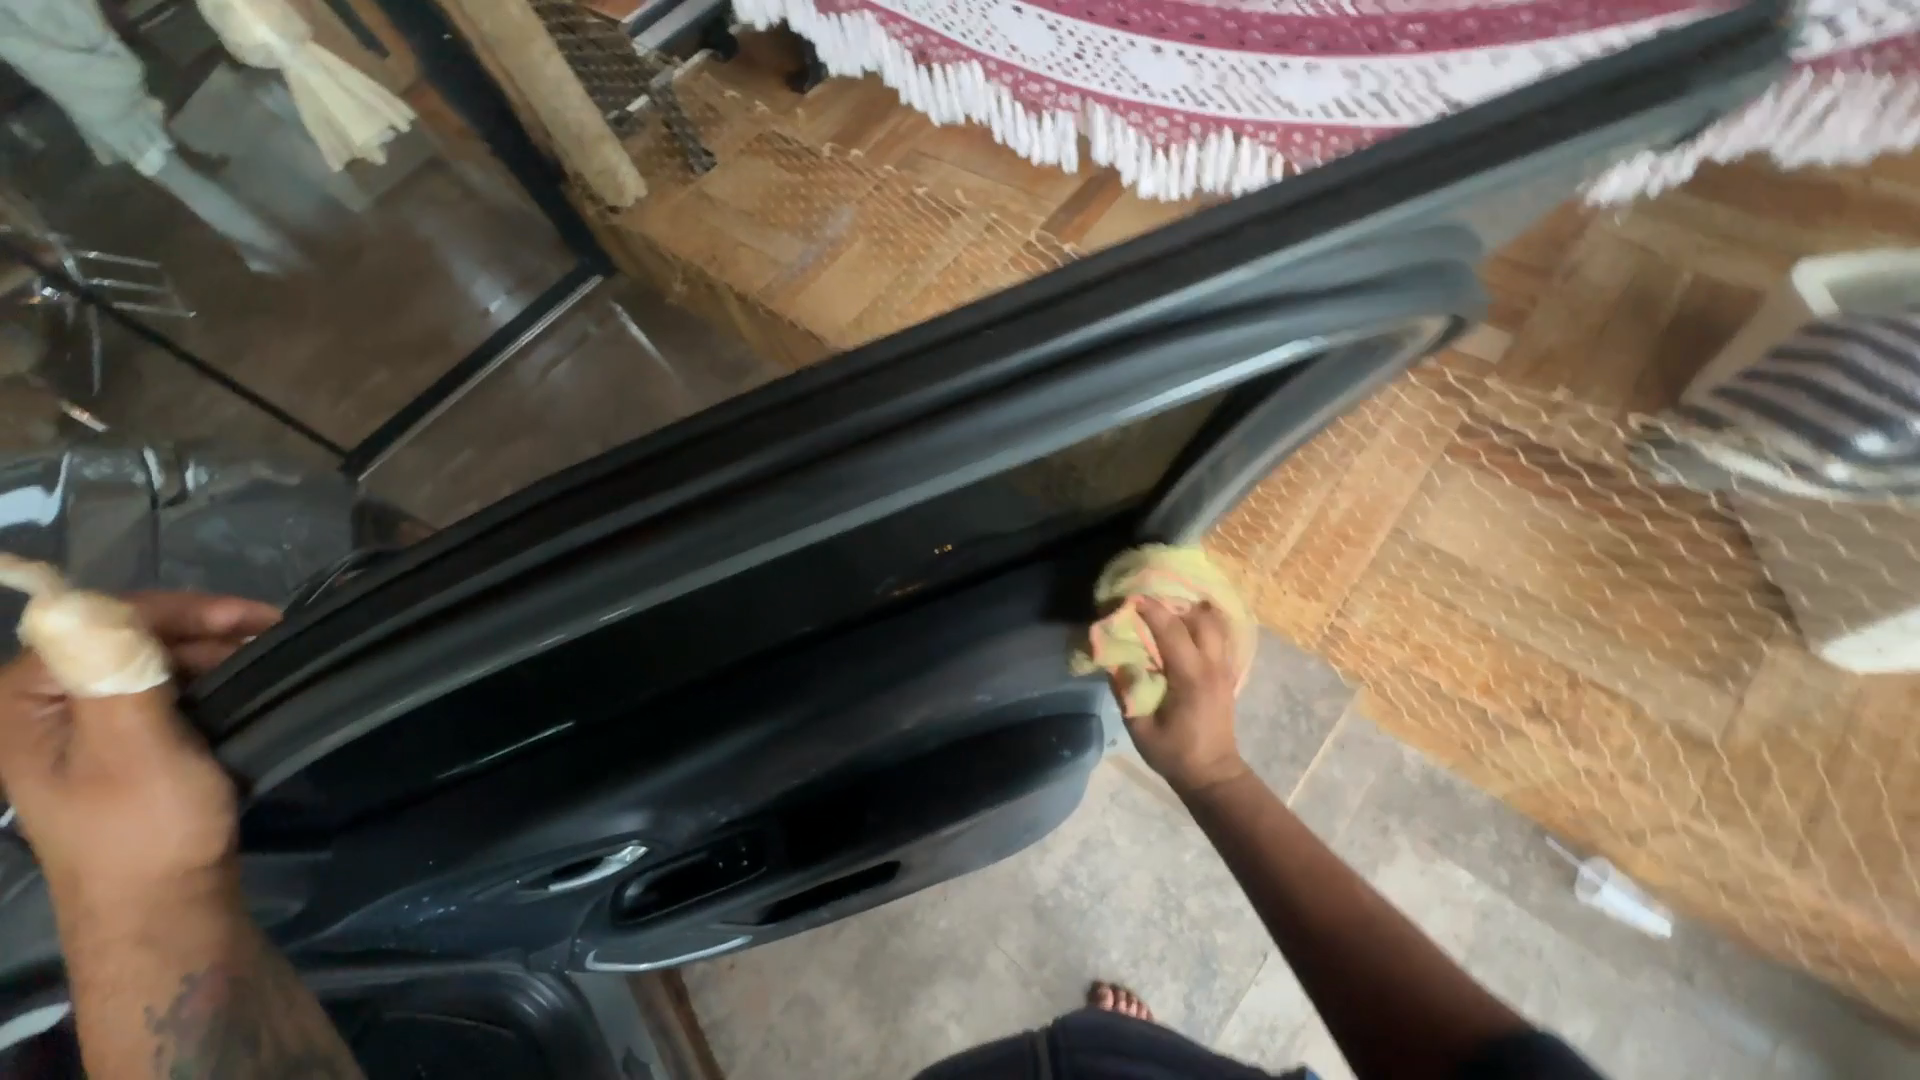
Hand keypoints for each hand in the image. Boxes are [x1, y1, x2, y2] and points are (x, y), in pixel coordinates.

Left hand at [0, 592, 280, 919]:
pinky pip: (160, 692)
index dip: (182, 611)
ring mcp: (78, 729)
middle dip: (206, 633)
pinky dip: (207, 683)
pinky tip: (245, 690)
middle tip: (275, 643)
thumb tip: (84, 604)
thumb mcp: (136, 748)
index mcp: (25, 703)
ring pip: (150, 663)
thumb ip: (113, 676)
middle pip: (128, 637)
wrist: (162, 904)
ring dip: (213, 656)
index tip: (260, 619)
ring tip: (269, 666)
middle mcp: (41, 708)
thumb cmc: (148, 827)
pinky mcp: (116, 747)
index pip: (103, 621)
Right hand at [1119, 599, 1249, 795]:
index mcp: (1191, 677)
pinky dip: (1202, 625)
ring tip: (1166, 616)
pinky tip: (1183, 629)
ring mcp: (1224, 668)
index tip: (1131, 599)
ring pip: (1214, 624)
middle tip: (1149, 607)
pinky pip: (1219, 636)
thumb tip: (1112, 660)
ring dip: (1190, 613)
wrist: (1213, 773)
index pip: (1172, 631)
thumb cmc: (1174, 753)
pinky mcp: (1227, 673)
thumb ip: (1125, 690)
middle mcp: (1212, 666)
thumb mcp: (1139, 728)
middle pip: (1200, 618)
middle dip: (1174, 606)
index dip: (1151, 610)